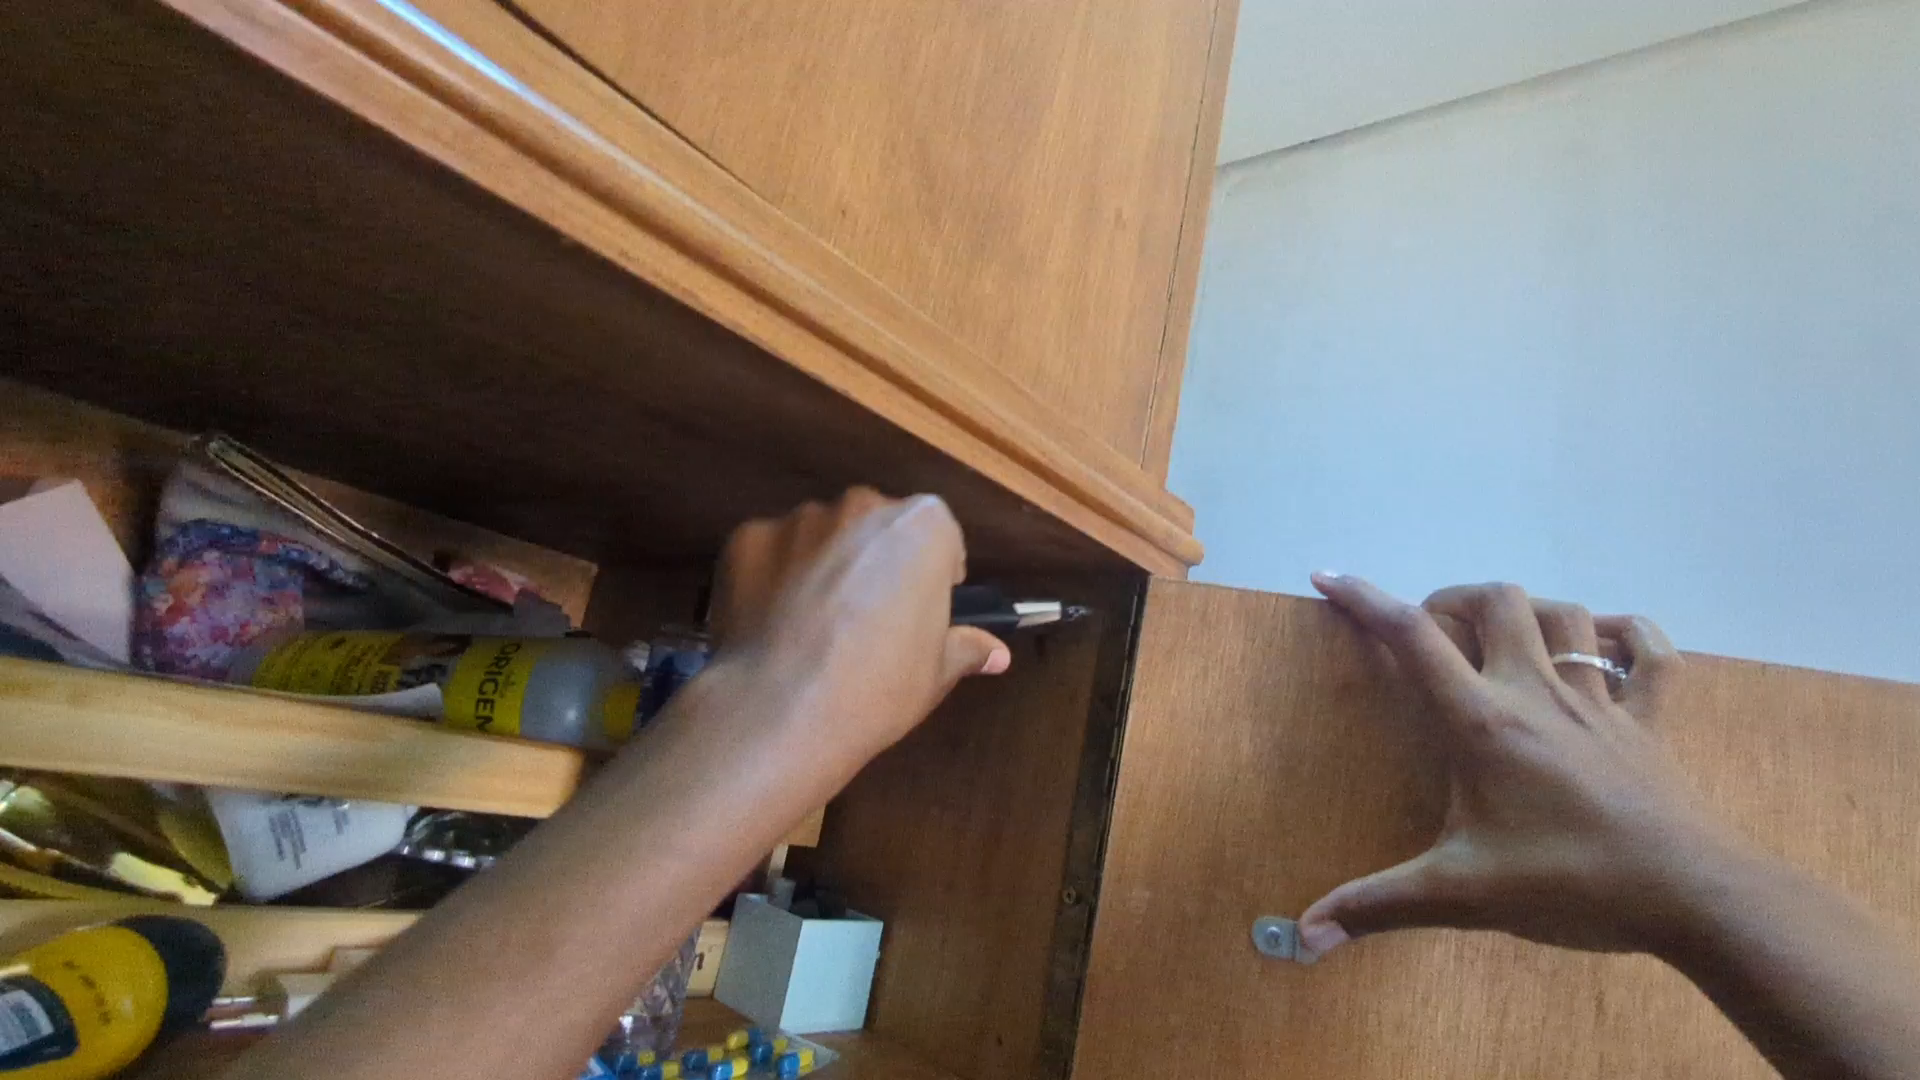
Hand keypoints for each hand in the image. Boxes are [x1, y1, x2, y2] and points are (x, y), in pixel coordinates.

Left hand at [709, 488, 1010, 777]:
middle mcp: (862, 507)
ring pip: (822, 537)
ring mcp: (799, 519)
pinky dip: (774, 577)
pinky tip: (774, 625)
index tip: (923, 607)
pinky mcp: (747, 537)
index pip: (939, 534)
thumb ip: (967, 647)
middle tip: (868, 618)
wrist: (782, 711)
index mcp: (921, 526)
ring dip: (824, 566)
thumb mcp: (936, 674)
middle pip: (877, 527)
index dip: (934, 571)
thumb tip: (996, 653)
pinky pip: (772, 553)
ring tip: (813, 626)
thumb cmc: (878, 688)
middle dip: (876, 561)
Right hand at [1298, 574, 1751, 959]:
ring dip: (1523, 610)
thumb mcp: (1459, 895)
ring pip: (1563, 612)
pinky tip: (1599, 646)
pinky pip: (1649, 650)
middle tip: (1430, 636)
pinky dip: (1622, 634)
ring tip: (1496, 636)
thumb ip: (1376, 906)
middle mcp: (1535, 690)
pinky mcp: (1649, 718)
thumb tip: (1303, 936)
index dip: (1362, 597)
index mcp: (1481, 718)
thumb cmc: (1568, 883)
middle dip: (1449, 600)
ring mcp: (1600, 699)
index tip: (1326, 576)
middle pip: (1493, 599)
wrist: (1704, 905)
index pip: (1409, 635)